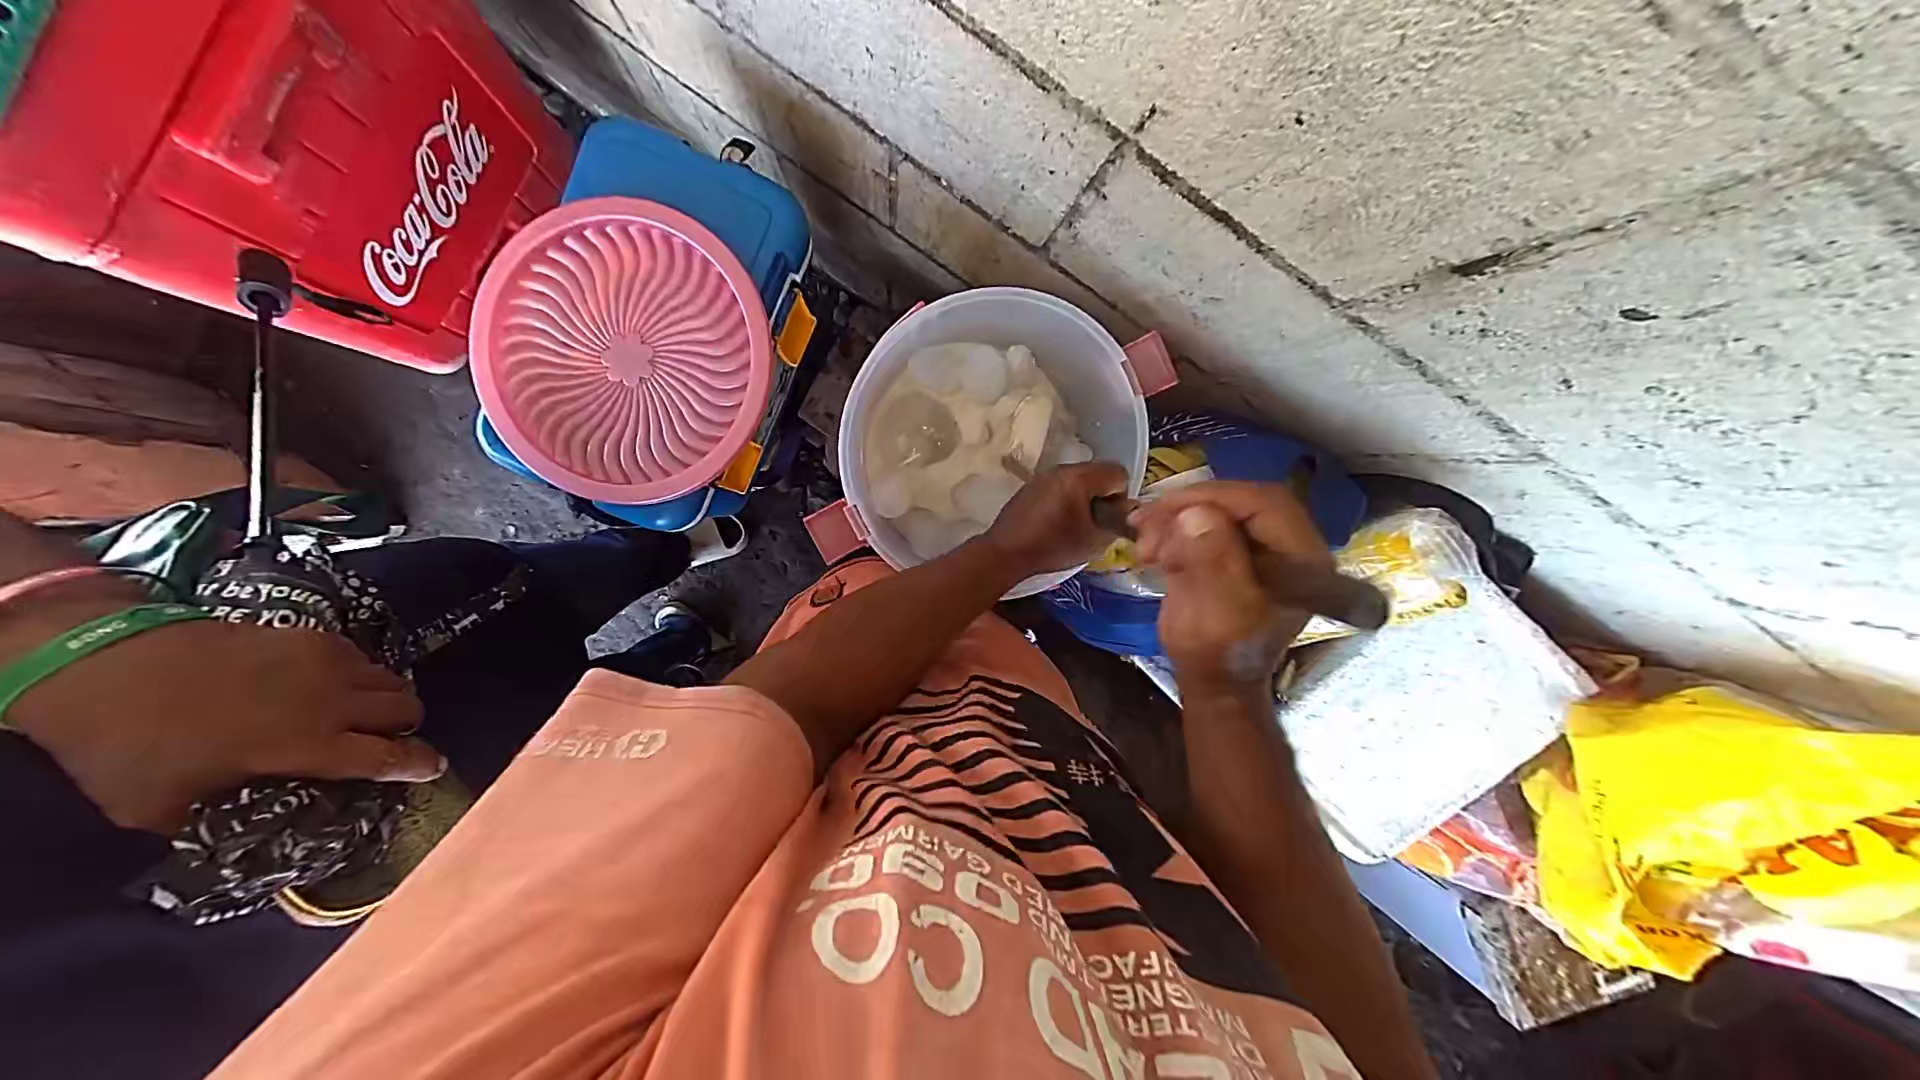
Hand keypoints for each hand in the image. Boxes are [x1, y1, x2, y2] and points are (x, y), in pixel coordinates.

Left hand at [6, 613, 436, 833]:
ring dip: (387, 699)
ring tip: (363, 711)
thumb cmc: (130, 744)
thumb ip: (214, 820)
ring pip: (392, 680)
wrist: (108, 664)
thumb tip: (239, 833)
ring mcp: (329, 663)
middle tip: (385, 738)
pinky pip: (364, 658)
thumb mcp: (157, 807)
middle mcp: (334, 701)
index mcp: (305, 744)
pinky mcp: (317, 637)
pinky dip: (361, 675)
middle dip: (405, 726)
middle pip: (406, 709)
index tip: (434, 769)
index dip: (418, 764)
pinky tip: (330, 685)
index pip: (388, 756)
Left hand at [982, 461, 1128, 576]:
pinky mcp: (1030, 486)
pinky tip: (1054, 523)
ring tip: (1072, 525)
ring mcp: (1043, 475)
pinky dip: (1064, 499)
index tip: (1108, 518)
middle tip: (1092, 523)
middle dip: (1101, 496)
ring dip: (1082, 497)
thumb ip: (1117, 523)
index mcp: (1079, 477)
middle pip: (1097, 473)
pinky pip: (1058, 486)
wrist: (1006, 553)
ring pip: (1077, 480)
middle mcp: (1061, 469)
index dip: (1120, 496)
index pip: (1118, 472)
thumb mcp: (1094, 541)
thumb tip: (1123, 512)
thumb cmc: (1053, 547)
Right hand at [1131, 482, 1330, 697]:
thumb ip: (1213, 560)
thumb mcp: (1218, 611)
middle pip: (1238, 502)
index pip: (1263, 503)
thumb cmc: (1219, 654)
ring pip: (1217, 510)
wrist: (1212, 683)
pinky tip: (1152, 549)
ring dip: (1174, 521)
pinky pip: (1204, 525)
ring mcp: (1259, 549)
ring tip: (1146, 547)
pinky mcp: (1233, 553)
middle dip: (1188, 509)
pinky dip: (1173, 529)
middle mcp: (1287, 546)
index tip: (1167, 508)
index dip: (1214, 497)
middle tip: (1147, 526)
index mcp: (1300, 559)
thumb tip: (1194, 514)